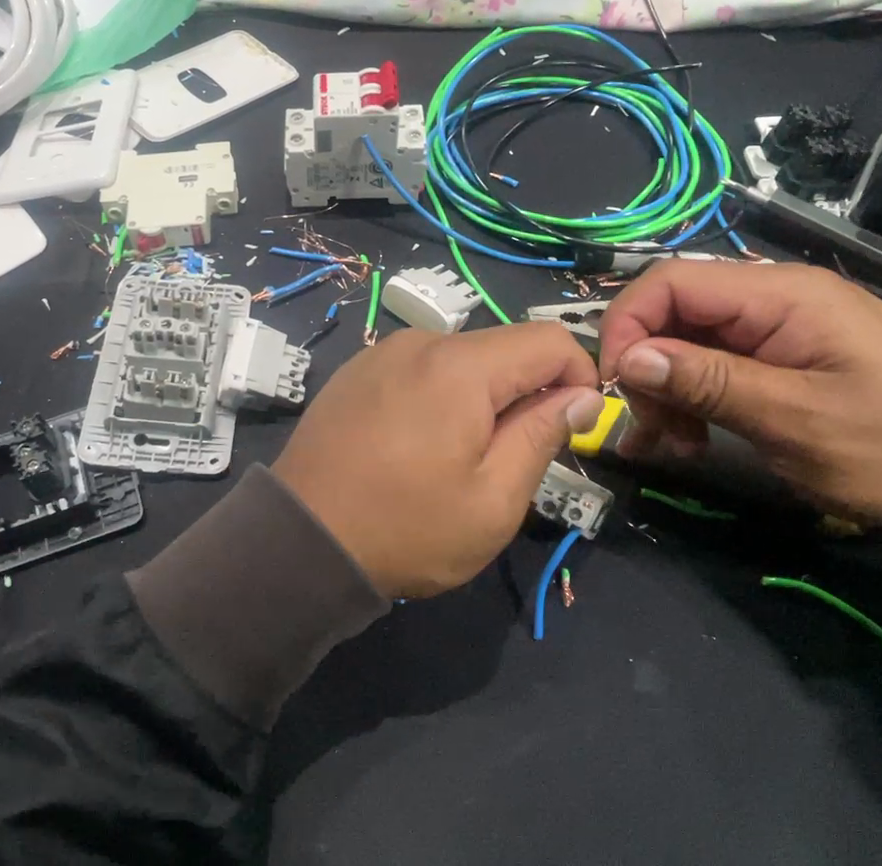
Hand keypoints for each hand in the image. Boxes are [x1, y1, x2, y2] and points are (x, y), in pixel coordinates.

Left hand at [273, 323, 603, 598]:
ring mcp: (380, 354)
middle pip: (502, 348)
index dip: (579, 379)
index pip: (549, 340)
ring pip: (460, 360)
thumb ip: (542, 435)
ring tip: (455, 459)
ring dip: (480, 399)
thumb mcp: (493, 500)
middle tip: (508, 459)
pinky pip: (419, 371)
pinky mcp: (355, 373)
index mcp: (459, 366)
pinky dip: (438, 398)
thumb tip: (581, 395)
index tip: (571, 429)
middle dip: (526, 393)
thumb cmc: (405, 528)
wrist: (300, 541)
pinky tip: (415, 447)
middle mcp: (419, 343)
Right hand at [596, 260, 881, 524]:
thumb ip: (707, 381)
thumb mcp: (795, 419)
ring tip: (675, 445)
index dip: (627, 324)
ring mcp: (778, 329)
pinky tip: (688, 440)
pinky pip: (712, 366)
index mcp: (784, 295)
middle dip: (646, 368)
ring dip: (665, 391)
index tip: (613, 385)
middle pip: (673, 312)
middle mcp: (775, 299)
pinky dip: (688, 400)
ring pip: (685, 343)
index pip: (671, 281)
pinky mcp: (780, 358)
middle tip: (651, 430)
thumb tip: (627, 359)